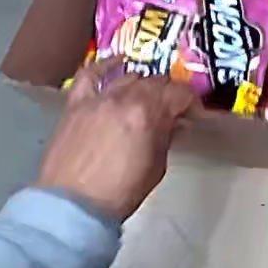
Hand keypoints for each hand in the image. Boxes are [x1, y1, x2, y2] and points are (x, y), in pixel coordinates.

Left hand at [37, 56, 199, 221]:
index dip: (192, 103)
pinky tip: (119, 61)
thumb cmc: (122, 190)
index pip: (180, 94)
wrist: (73, 205)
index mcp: (150, 113)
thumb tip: (174, 122)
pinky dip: (105, 65)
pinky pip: (90, 75)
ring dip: (144, 84)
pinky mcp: (77, 104)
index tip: (194, 114)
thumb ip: (167, 136)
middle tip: (174, 108)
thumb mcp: (157, 165)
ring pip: (130, 78)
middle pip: (157, 82)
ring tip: (148, 96)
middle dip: (170, 93)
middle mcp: (125, 98)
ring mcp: (99, 98)